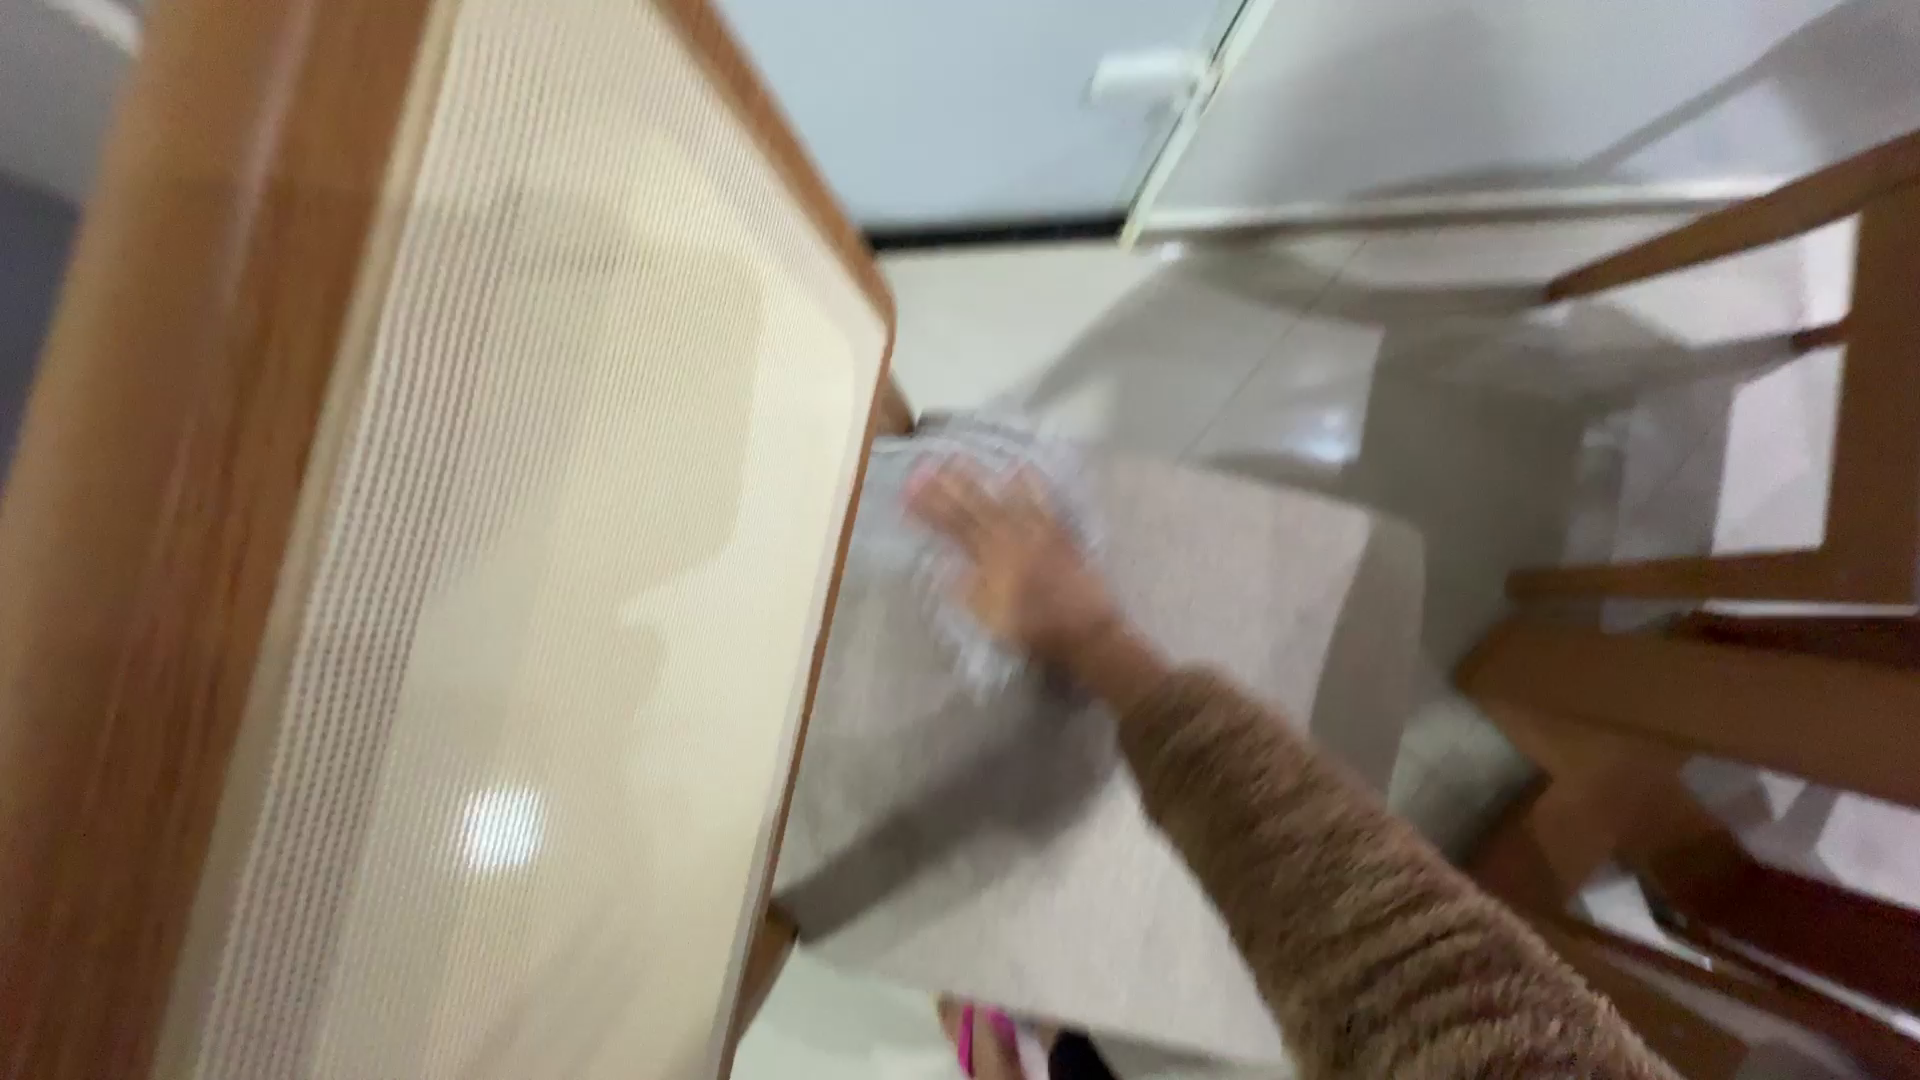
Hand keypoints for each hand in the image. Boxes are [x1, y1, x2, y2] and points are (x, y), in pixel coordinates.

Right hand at [905, 459, 1119, 665]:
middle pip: (974, 507)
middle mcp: (1012, 540)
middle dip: (947, 485)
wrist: (1086, 633)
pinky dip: (1032, 485)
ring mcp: (1038, 533)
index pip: (953, 528)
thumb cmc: (1035, 632)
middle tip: (926, 463)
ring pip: (1004, 499)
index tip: (909, 491)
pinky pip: (1045, 503)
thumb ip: (969, 591)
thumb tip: (945, 567)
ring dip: (980, 478)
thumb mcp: (992, 621)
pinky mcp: (1062, 534)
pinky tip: (1020, 467)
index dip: (929, 509)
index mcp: (990, 561)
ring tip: (959, 458)